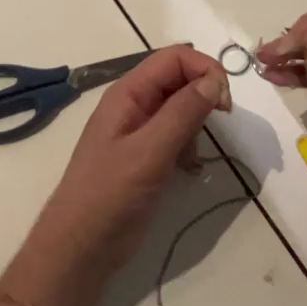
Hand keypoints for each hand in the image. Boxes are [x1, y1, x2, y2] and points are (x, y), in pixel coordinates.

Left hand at [23, 46, 230, 281]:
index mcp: (127, 93)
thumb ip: (183, 113)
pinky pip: (176, 135)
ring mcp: (139, 132)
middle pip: (179, 79)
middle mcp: (134, 105)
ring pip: (180, 108)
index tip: (225, 102)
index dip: (205, 69)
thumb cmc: (109, 195)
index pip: (174, 58)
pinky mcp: (146, 157)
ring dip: (198, 122)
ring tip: (196, 152)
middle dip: (205, 93)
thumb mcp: (149, 151)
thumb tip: (215, 80)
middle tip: (222, 121)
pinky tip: (189, 168)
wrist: (81, 247)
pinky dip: (190, 144)